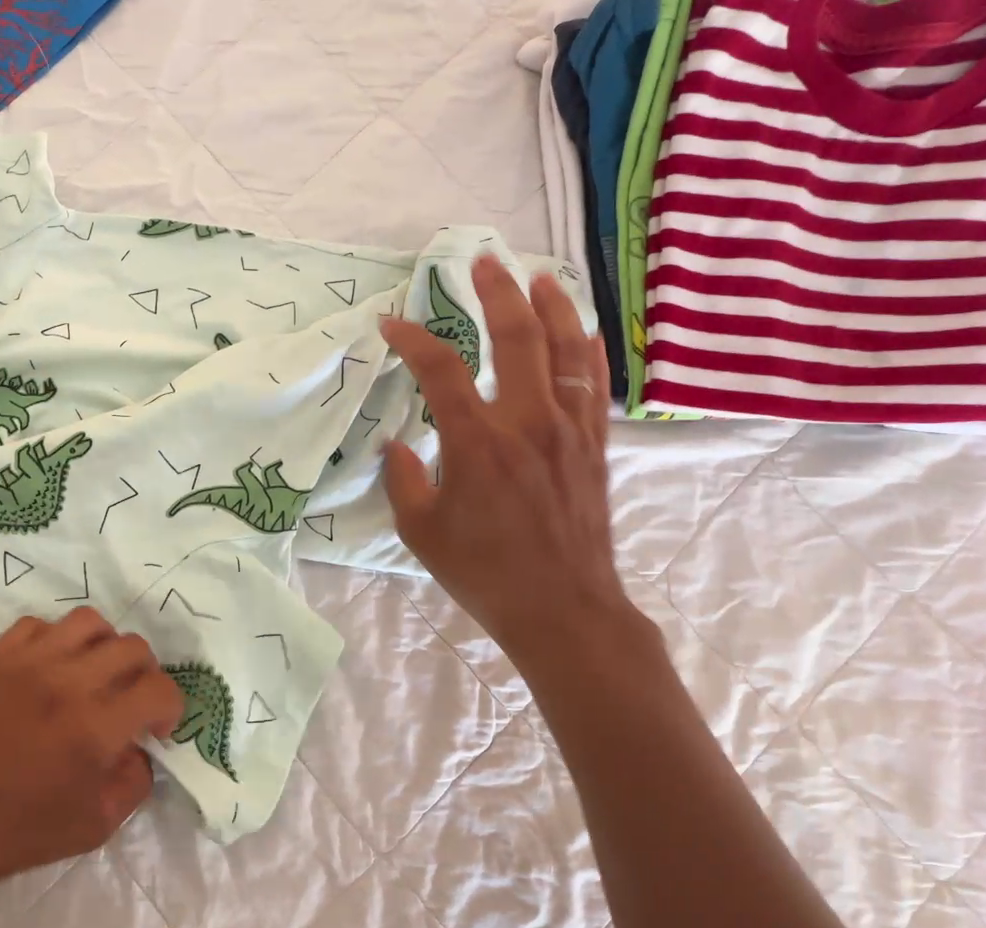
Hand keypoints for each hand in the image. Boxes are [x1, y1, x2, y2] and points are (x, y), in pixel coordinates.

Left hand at [0, 607, 182, 894]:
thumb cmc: (19, 832)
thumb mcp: (97, 825)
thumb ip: (135, 780)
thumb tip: (141, 746)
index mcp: (93, 729)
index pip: (159, 688)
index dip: (170, 709)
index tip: (155, 730)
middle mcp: (63, 683)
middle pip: (132, 647)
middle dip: (145, 676)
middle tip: (130, 704)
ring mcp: (24, 663)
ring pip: (88, 622)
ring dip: (105, 648)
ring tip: (94, 678)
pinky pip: (38, 624)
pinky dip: (56, 641)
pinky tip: (51, 671)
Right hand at [380, 255, 645, 669]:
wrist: (561, 606)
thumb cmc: (482, 571)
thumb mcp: (420, 530)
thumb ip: (403, 480)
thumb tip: (397, 446)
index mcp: (476, 442)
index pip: (440, 370)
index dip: (412, 339)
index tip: (390, 322)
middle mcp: (527, 422)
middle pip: (515, 337)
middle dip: (494, 293)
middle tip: (479, 262)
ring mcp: (569, 428)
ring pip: (566, 348)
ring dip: (550, 306)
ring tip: (536, 276)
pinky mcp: (594, 443)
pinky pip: (595, 381)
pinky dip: (587, 348)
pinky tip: (581, 328)